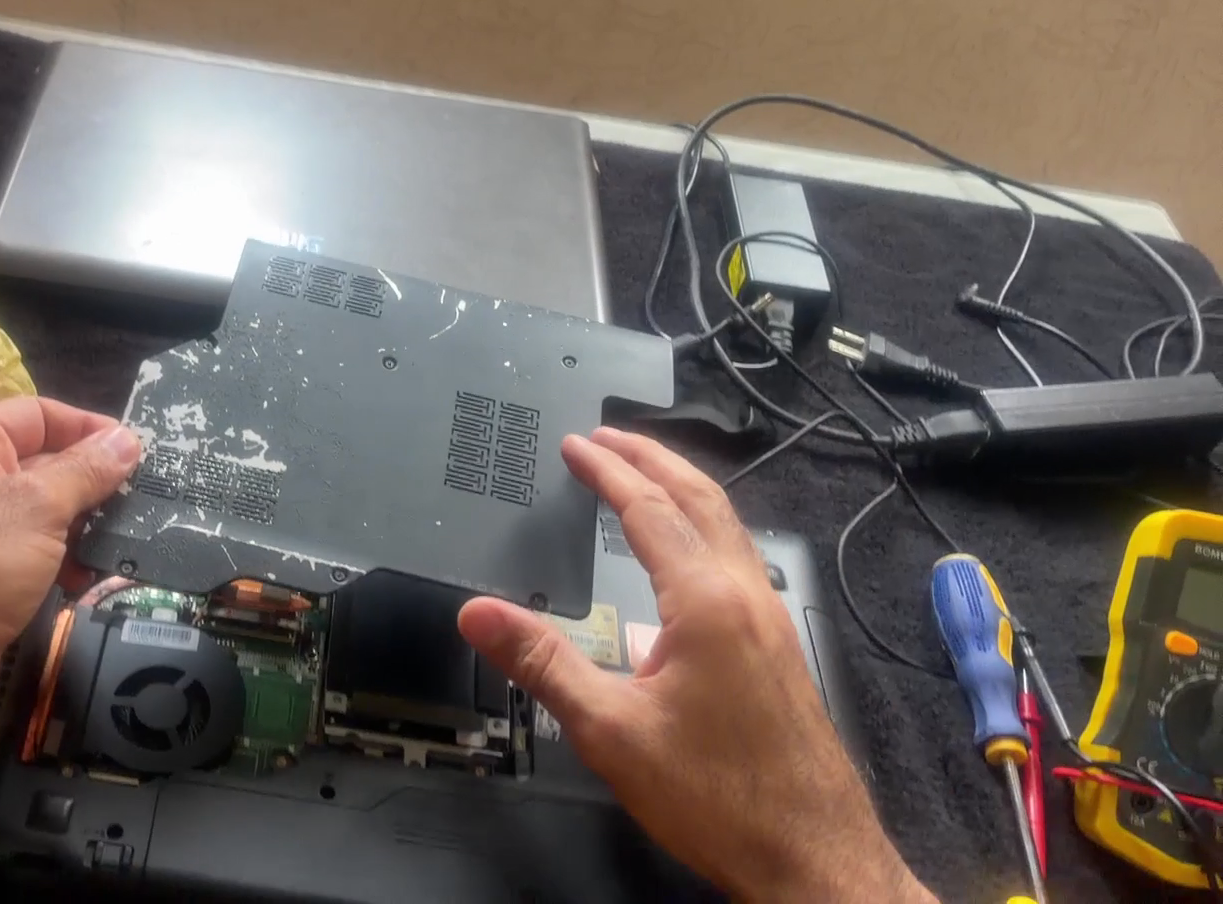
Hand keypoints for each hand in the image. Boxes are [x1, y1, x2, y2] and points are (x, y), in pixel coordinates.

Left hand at [0, 396, 141, 745]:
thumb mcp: (36, 508)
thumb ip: (86, 471)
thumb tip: (126, 439)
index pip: (37, 415)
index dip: (88, 428)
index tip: (137, 451)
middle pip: (43, 462)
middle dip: (91, 482)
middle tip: (142, 499)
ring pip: (42, 510)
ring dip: (82, 525)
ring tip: (123, 540)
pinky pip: (31, 550)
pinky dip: (62, 559)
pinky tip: (88, 578)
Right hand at [458, 428, 929, 902]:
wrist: (819, 865)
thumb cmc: (715, 797)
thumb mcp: (609, 730)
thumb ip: (541, 662)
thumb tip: (475, 611)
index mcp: (705, 603)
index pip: (649, 510)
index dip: (607, 471)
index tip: (575, 444)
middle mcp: (745, 596)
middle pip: (700, 498)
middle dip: (650, 456)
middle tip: (607, 435)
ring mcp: (769, 619)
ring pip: (726, 524)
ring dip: (679, 484)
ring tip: (639, 471)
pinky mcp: (776, 645)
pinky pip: (734, 555)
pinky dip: (699, 521)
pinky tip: (680, 548)